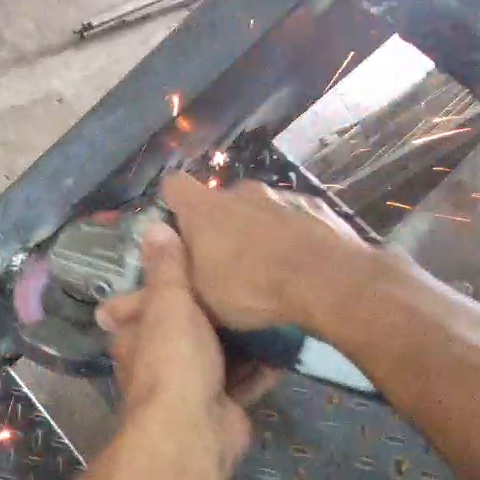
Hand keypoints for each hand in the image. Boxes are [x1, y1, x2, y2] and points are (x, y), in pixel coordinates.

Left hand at [94, 223, 272, 463]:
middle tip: (252, 277)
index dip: (169, 282)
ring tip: (277, 303)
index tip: (202, 259)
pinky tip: (290, 343)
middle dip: (216, 308)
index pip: (147, 302)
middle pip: (190, 326)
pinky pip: (246, 378)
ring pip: (220, 352)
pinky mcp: (224, 405)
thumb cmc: (173, 359)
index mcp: (136, 335)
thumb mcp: (169, 302)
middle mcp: (159, 360)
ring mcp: (191, 385)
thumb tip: (153, 228)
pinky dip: (264, 365)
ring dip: (245, 336)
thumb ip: (166, 268)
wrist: (194, 430)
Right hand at [160, 172, 372, 331]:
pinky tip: (294, 264)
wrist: (326, 282)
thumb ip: (172, 268)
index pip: (173, 185)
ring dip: (252, 230)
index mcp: (203, 209)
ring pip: (255, 210)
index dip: (170, 203)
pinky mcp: (314, 207)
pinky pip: (289, 218)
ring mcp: (280, 196)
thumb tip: (153, 251)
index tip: (173, 227)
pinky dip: (286, 235)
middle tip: (218, 262)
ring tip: (262, 267)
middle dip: (215, 225)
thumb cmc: (248, 288)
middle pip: (217, 201)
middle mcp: (239, 192)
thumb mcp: (195, 294)